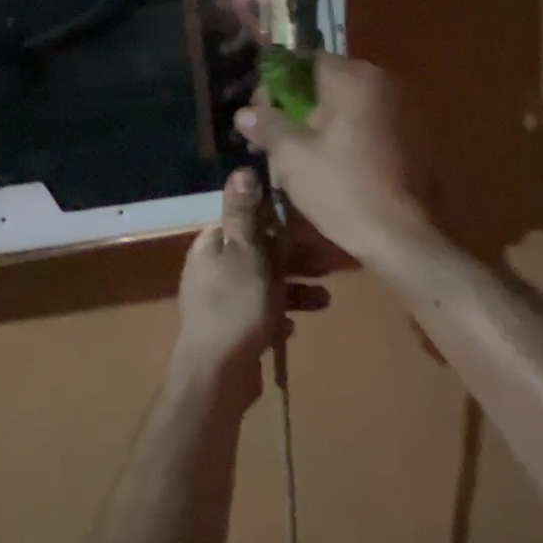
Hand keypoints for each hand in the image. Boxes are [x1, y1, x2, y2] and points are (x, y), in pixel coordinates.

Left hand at [173, 169, 330, 401]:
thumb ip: (244, 213)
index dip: (281, 222)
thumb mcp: (245, 253)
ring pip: (265, 285)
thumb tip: (241, 168)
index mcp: (212, 246)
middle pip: (261, 254)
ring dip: (296, 289)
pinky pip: (261, 314)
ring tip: (326, 301)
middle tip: (331, 266)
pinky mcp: (231, 331)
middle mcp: (212, 270)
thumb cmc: (236, 307)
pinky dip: (280, 315)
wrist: (216, 374)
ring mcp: (220, 302)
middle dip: (297, 259)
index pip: (248, 220)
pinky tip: (296, 325)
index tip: (314, 226)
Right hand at [233, 54, 433, 263]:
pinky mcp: (415, 138)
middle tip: (275, 141)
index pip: (305, 63)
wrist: (399, 235)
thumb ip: (268, 127)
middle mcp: (385, 83)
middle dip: (299, 109)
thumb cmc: (341, 190)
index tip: (260, 116)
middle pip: (329, 85)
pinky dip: (348, 139)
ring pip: (350, 108)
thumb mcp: (292, 158)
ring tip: (300, 158)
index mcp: (356, 78)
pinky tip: (333, 168)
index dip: (276, 87)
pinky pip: (370, 127)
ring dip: (323, 125)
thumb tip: (244, 113)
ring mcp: (406, 110)